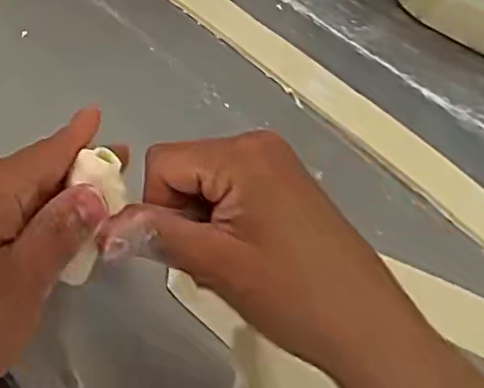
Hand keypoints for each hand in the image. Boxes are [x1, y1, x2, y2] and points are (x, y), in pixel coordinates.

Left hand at [0, 108, 111, 387]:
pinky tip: (57, 234)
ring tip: (100, 205)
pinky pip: (9, 211)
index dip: (78, 139)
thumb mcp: (21, 281)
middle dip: (77, 171)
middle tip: (120, 174)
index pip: (47, 153)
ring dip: (60, 198)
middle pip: (38, 170)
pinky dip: (39, 217)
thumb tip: (90, 192)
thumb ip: (57, 234)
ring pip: (24, 193)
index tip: (100, 115)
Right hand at [96, 131, 479, 387]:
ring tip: (231, 262)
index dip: (159, 207)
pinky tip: (246, 254)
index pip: (162, 163)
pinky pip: (227, 187)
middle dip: (182, 215)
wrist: (380, 340)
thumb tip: (102, 229)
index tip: (184, 248)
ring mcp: (274, 162)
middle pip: (181, 168)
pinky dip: (222, 218)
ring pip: (201, 180)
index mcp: (241, 154)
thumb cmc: (300, 298)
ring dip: (201, 220)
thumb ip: (156, 236)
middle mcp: (255, 144)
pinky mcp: (284, 182)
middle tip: (211, 261)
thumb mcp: (218, 266)